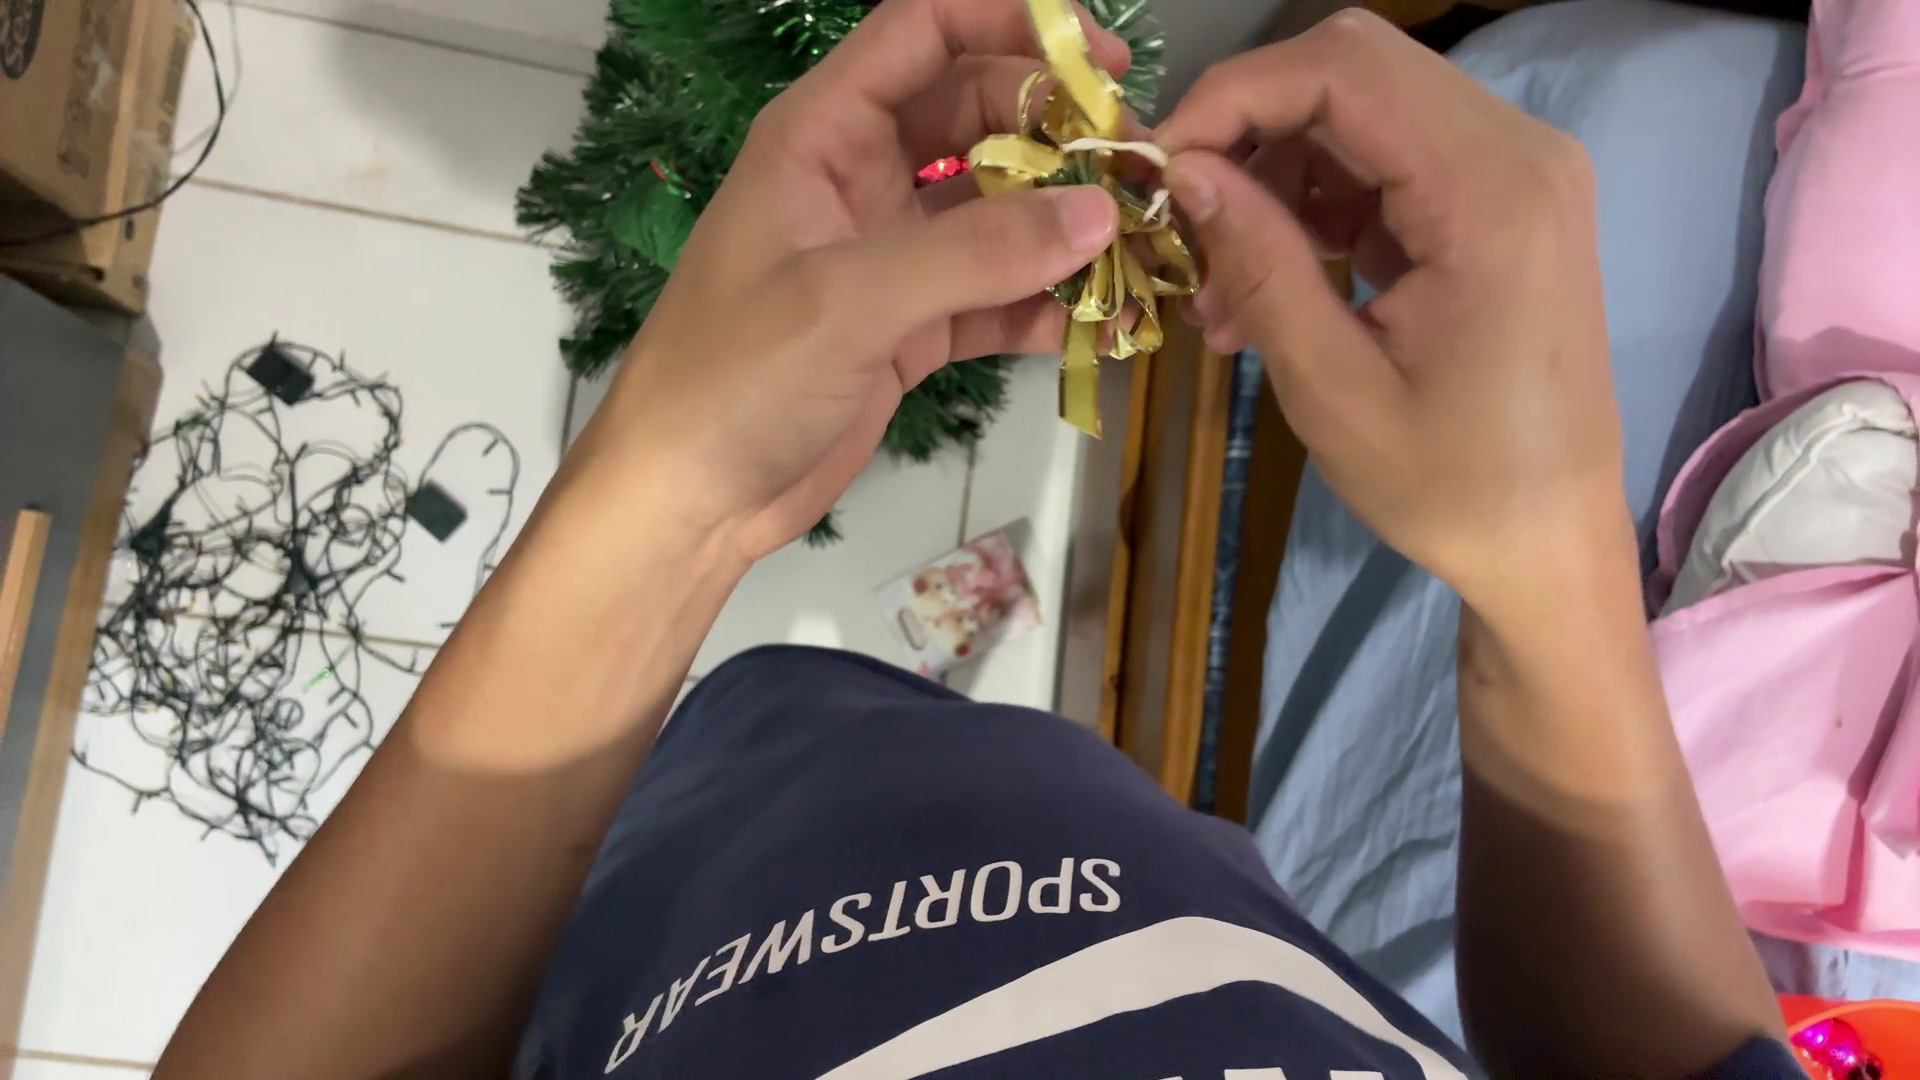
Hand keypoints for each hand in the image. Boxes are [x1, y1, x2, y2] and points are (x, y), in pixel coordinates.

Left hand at [566, 0, 1127, 561]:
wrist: (697, 495)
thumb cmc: (739, 379)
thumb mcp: (849, 301)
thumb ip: (973, 254)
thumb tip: (1097, 213)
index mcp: (823, 137)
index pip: (923, 34)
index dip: (1013, 25)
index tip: (1102, 63)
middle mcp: (862, 186)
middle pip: (976, 125)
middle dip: (1056, 143)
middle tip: (1136, 177)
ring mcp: (890, 266)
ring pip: (992, 222)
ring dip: (1058, 235)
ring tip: (1136, 253)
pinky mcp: (909, 335)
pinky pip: (988, 305)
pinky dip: (1037, 312)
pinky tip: (1092, 327)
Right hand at [1156, 11, 1628, 620]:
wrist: (1543, 538)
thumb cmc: (1443, 483)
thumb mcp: (1330, 385)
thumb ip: (1260, 265)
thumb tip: (1184, 175)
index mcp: (1489, 192)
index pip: (1343, 72)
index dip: (1231, 98)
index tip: (1156, 169)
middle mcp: (1516, 152)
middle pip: (1352, 78)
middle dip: (1243, 138)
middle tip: (1176, 222)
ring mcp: (1509, 178)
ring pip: (1357, 125)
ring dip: (1268, 188)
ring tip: (1215, 292)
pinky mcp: (1488, 214)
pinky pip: (1378, 179)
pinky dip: (1305, 220)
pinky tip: (1260, 294)